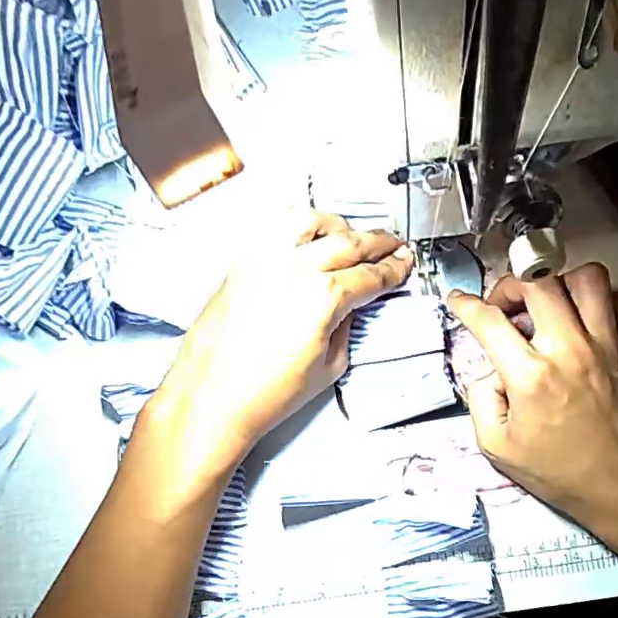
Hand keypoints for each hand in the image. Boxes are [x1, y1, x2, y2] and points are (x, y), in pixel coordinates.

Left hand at [145, 211, 412, 477]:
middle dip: (378, 243)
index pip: (370, 274)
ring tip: (351, 235)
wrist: (214, 396)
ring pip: (312, 221)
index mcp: (323, 296)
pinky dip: (299, 224)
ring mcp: (263, 260)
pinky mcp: (241, 263)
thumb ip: (345, 326)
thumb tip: (351, 306)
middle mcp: (292, 269)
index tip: (402, 264)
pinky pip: (276, 227)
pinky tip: (308, 234)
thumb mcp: (329, 365)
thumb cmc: (262, 391)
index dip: (393, 269)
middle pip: (348, 241)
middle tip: (392, 245)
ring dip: (340, 226)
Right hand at [445, 263, 617, 541]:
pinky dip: (593, 304)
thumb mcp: (498, 447)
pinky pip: (615, 304)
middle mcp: (569, 350)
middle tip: (506, 306)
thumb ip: (480, 399)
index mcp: (531, 377)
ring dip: (560, 283)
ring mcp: (606, 345)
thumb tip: (487, 367)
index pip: (490, 320)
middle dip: (511, 285)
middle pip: (538, 282)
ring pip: (587, 278)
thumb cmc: (557, 471)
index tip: (458, 303)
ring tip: (549, 304)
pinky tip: (580, 324)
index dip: (465, 305)